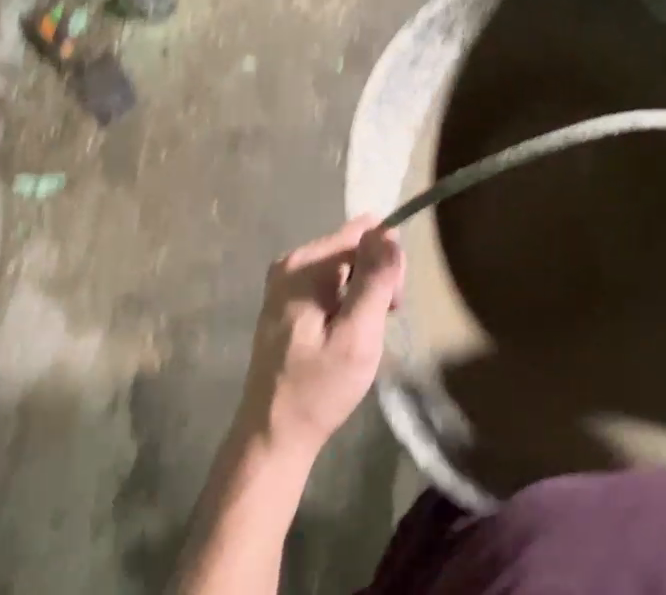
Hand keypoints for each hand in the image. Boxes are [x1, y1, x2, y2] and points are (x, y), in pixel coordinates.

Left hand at [236, 217, 405, 460]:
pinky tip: (345, 336)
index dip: (388, 265)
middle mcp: (291, 264)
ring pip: (348, 267)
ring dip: (365, 295)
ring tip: (360, 337)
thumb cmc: (319, 388)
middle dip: (377, 280)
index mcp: (305, 266)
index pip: (367, 234)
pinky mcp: (287, 303)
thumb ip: (376, 279)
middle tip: (376, 327)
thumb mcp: (358, 335)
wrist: (274, 436)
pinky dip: (348, 305)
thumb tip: (390, 230)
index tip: (390, 306)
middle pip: (356, 247)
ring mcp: (286, 283)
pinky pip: (333, 285)